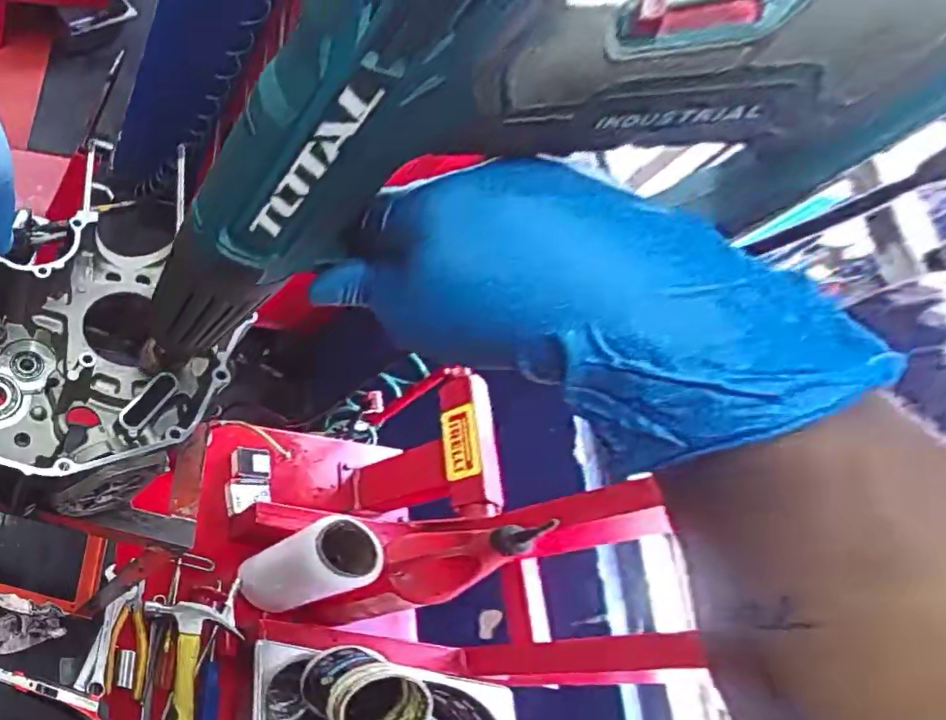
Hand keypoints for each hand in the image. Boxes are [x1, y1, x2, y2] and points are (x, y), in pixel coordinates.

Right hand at [309, 159, 905, 473]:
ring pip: (469, 223)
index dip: (348, 252)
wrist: (617, 313)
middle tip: (400, 301)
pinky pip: (518, 230)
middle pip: (419, 217)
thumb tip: (327, 280)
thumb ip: (361, 287)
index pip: (366, 216)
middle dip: (403, 256)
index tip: (343, 278)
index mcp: (428, 198)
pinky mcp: (580, 204)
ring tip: (461, 308)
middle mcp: (482, 179)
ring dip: (454, 258)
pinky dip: (502, 260)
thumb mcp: (406, 309)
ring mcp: (536, 186)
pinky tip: (507, 297)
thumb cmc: (510, 307)